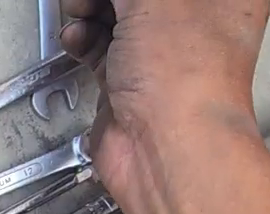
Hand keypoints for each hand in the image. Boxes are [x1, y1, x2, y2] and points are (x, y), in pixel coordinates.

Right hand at [61, 0, 269, 202]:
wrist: (162, 145)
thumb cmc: (183, 73)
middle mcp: (194, 14)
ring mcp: (158, 49)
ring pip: (118, 12)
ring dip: (91, 7)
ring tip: (77, 8)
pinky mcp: (126, 78)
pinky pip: (101, 46)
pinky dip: (84, 38)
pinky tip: (76, 36)